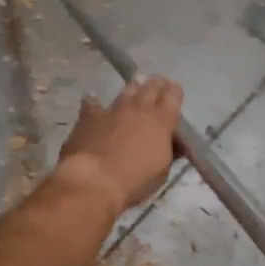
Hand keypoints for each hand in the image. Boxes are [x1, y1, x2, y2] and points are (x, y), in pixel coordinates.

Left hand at [55, 75, 183, 212]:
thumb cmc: (135, 181)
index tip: (174, 91)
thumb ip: (168, 151)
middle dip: (156, 84)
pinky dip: (94, 103)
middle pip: (150, 87)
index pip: (173, 96)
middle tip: (158, 84)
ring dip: (132, 89)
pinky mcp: (89, 117)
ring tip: (135, 87)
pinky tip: (92, 101)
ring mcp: (112, 110)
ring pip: (126, 91)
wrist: (95, 180)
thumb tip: (172, 142)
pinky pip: (92, 104)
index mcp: (161, 121)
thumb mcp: (162, 170)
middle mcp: (138, 109)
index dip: (174, 92)